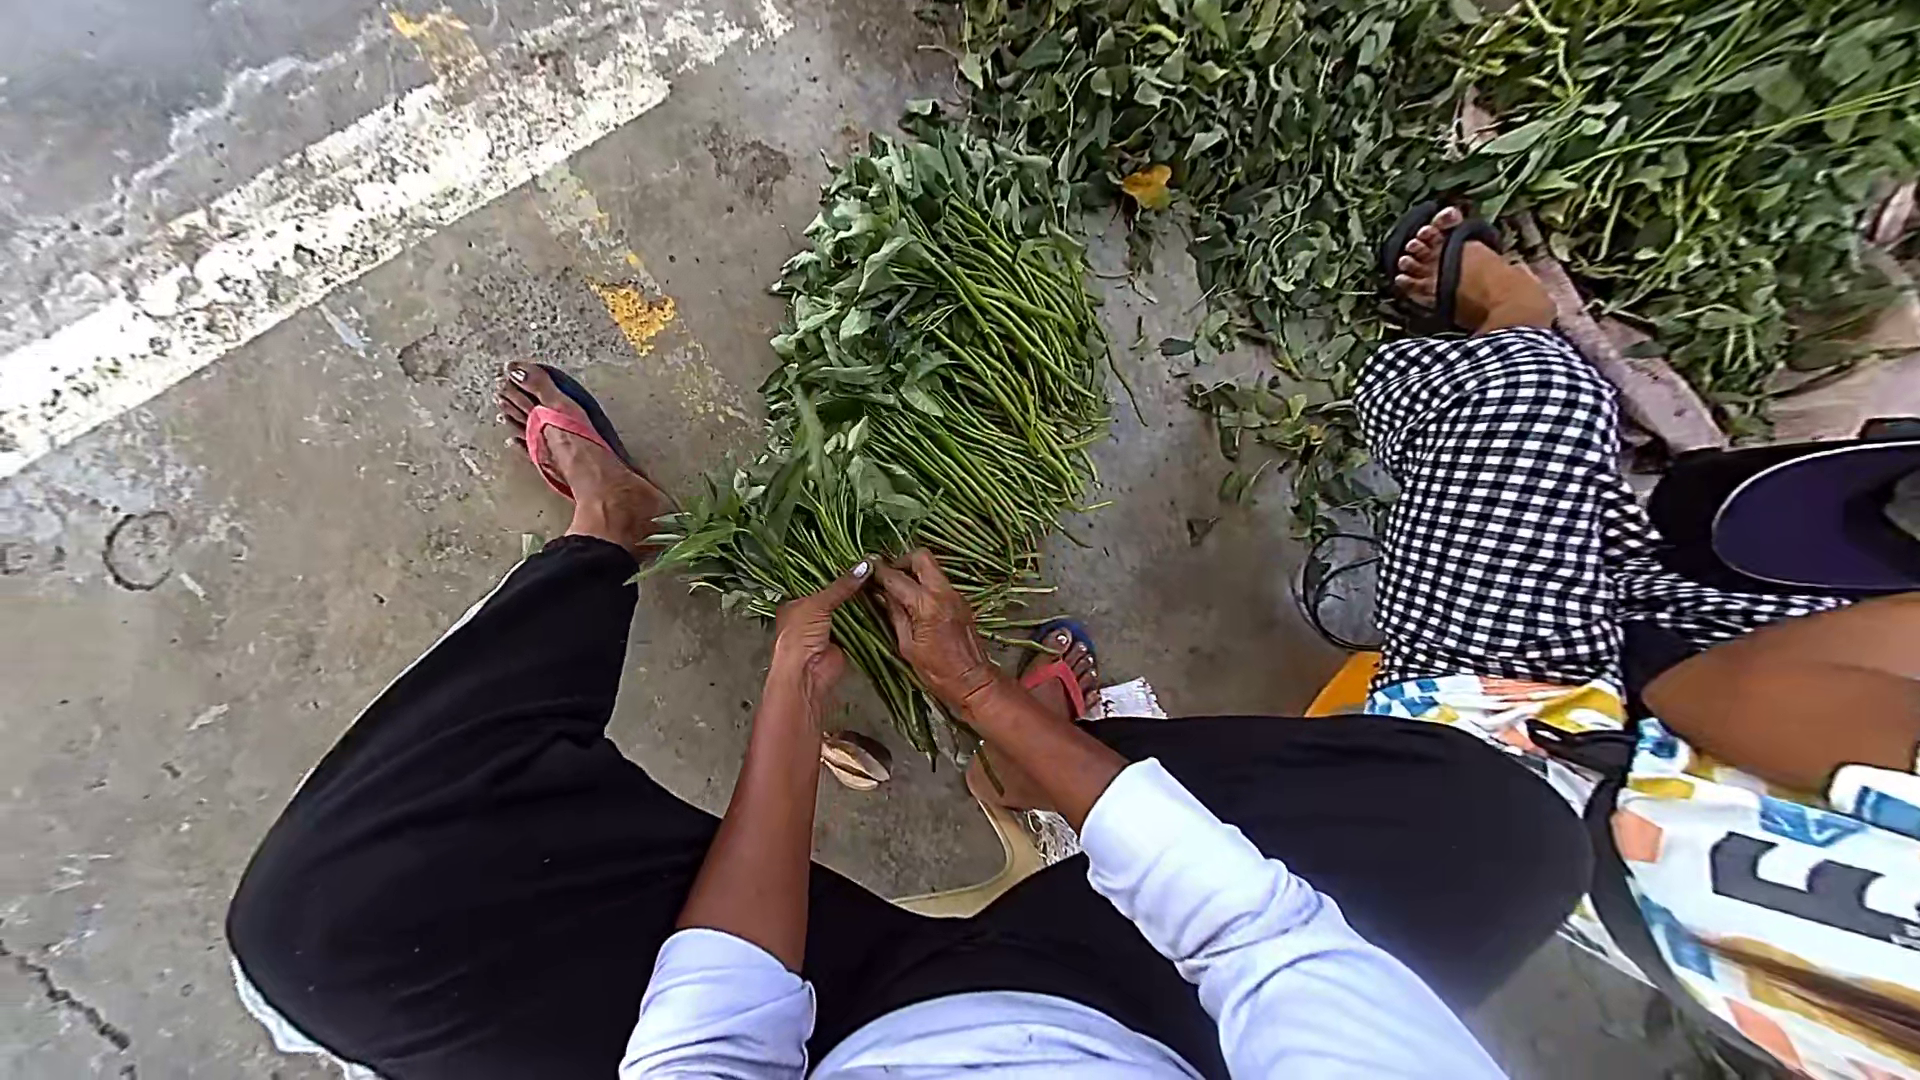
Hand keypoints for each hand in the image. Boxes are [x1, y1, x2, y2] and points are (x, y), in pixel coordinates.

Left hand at [768, 559, 873, 716]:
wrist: (806, 673)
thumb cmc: (799, 636)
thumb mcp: (817, 604)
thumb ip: (841, 586)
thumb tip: (864, 566)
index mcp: (796, 602)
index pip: (819, 581)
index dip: (836, 570)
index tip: (857, 558)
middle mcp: (812, 614)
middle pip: (836, 595)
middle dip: (852, 585)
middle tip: (874, 568)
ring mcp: (829, 628)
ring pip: (849, 609)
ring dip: (862, 600)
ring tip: (881, 581)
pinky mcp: (845, 640)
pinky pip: (859, 624)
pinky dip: (869, 616)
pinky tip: (882, 602)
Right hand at [872, 549, 999, 712]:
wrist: (972, 681)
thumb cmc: (936, 671)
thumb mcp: (906, 645)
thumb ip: (894, 614)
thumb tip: (881, 594)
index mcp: (927, 605)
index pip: (897, 578)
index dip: (878, 572)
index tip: (866, 569)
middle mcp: (943, 592)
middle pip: (921, 557)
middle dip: (901, 561)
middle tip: (888, 576)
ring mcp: (955, 594)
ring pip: (932, 567)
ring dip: (913, 572)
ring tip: (898, 588)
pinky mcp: (961, 601)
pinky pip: (939, 582)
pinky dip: (924, 583)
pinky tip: (914, 600)